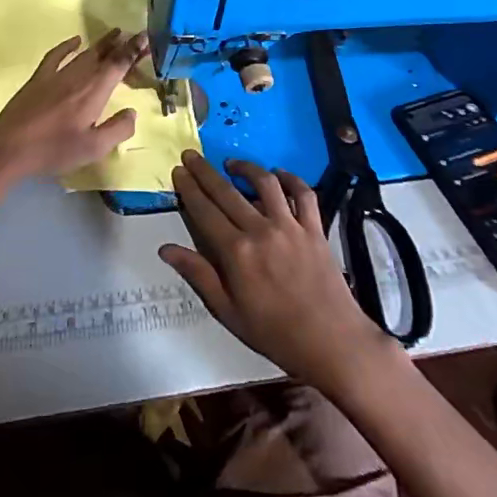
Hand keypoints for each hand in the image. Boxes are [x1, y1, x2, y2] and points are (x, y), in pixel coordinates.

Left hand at [0, 29, 147, 178]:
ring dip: (102, 42)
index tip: (146, 37)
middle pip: (104, 55)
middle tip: (137, 36)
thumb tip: (132, 112)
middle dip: (123, 44)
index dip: (134, 50)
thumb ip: (118, 129)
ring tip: (116, 33)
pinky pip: (56, 56)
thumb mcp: (94, 148)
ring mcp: (57, 75)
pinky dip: (68, 46)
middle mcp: (79, 77)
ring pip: (85, 53)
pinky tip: (75, 41)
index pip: (119, 64)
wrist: (8, 148)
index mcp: (95, 91)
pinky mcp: (39, 79)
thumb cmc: (54, 149)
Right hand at [159, 152, 395, 390]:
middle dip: (206, 172)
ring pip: (265, 183)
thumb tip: (166, 249)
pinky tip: (279, 174)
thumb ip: (199, 275)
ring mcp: (291, 225)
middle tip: (192, 155)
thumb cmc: (273, 333)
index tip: (178, 171)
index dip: (189, 189)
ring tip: (231, 163)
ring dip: (246, 168)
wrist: (329, 340)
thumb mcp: (228, 311)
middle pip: (228, 192)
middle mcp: (261, 230)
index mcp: (236, 252)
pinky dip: (291, 179)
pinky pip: (303, 193)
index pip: (205, 211)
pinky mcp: (314, 227)